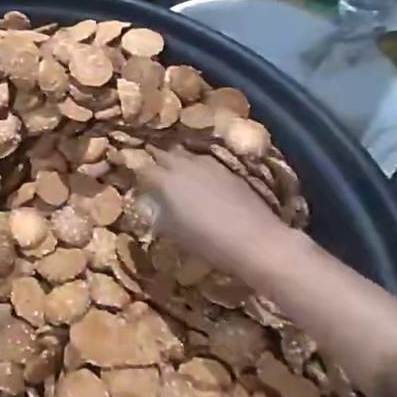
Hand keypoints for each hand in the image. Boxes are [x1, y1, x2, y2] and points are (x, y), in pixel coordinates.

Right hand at [140, 147, 294, 274]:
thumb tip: (152, 205)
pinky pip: (205, 162)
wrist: (257, 241)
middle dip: (157, 162)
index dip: (139, 178)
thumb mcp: (175, 233)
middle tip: (154, 176)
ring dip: (177, 161)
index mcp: (166, 181)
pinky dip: (197, 168)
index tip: (139, 187)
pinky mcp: (229, 170)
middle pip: (164, 154)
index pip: (144, 170)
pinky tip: (202, 182)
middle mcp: (185, 165)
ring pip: (185, 154)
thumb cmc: (210, 242)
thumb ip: (160, 214)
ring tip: (177, 175)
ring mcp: (209, 165)